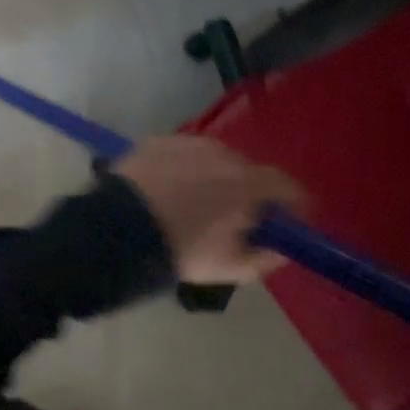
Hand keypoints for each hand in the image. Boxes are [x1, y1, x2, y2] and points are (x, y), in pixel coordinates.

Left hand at [112, 135, 303, 283]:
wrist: (118, 230)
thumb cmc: (182, 249)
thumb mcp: (231, 267)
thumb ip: (266, 257)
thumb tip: (280, 249)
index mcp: (249, 183)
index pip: (287, 188)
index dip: (291, 206)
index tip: (286, 222)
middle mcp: (223, 153)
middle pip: (247, 171)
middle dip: (246, 192)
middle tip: (231, 216)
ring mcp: (186, 143)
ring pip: (211, 160)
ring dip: (210, 177)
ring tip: (191, 202)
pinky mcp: (154, 142)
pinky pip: (178, 155)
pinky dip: (179, 169)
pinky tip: (164, 190)